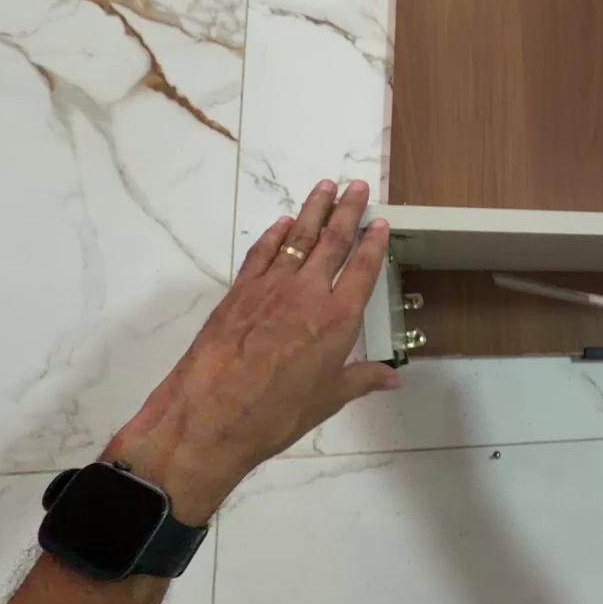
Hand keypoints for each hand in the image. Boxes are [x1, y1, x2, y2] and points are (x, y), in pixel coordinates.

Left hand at [107, 179, 399, 521]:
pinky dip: (274, 234)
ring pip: (298, 238)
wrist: (208, 418)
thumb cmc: (277, 413)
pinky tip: (283, 222)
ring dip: (314, 210)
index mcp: (338, 318)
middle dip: (348, 210)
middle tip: (357, 185)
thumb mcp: (329, 399)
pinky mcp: (240, 292)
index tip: (381, 221)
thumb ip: (363, 380)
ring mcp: (271, 288)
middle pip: (333, 241)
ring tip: (325, 186)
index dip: (374, 242)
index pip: (363, 268)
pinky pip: (261, 254)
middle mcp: (308, 293)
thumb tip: (394, 379)